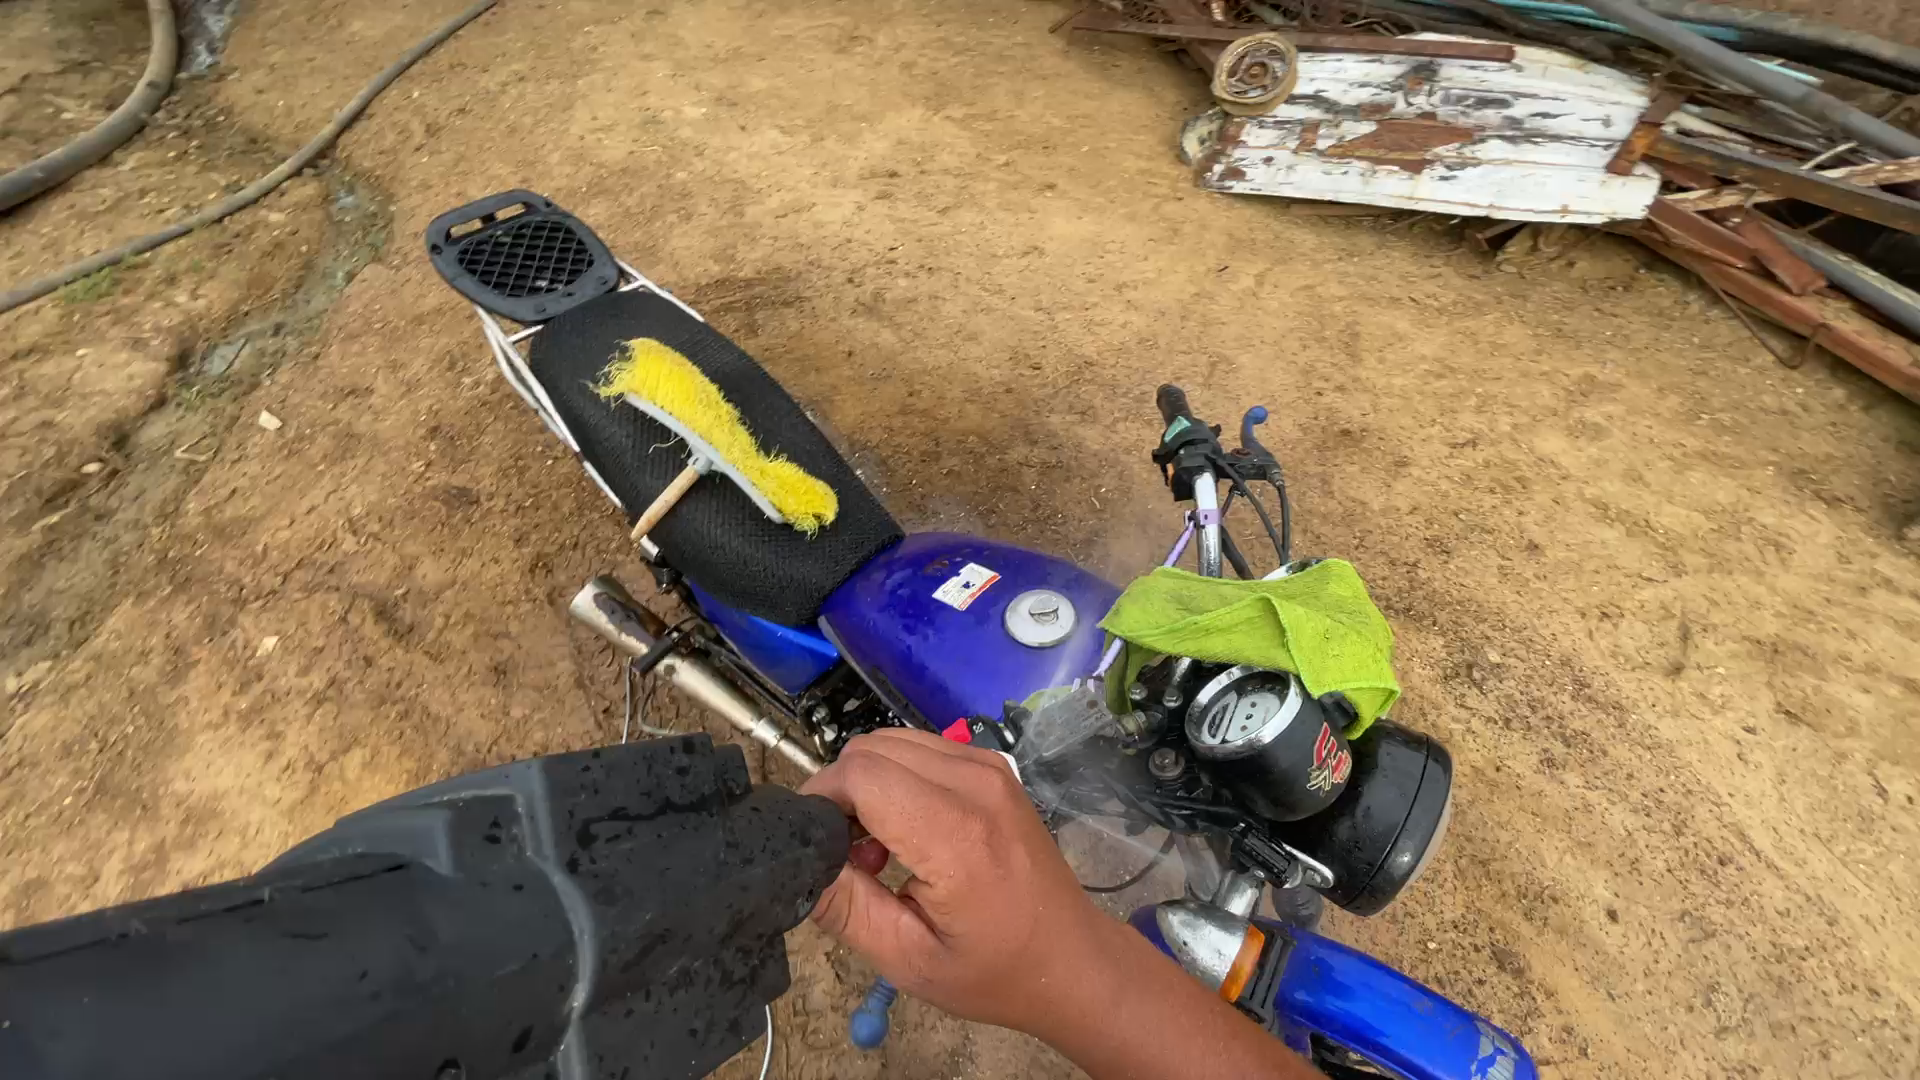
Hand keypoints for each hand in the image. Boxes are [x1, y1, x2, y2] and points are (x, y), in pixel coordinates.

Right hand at [800, 728, 1118, 1035]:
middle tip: (843, 853)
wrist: (1071, 955)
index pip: (862, 775)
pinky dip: (895, 775)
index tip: (810, 841)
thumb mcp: (908, 957)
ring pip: (893, 741)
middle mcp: (974, 781)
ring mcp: (988, 765)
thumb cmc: (993, 968)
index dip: (821, 799)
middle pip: (872, 749)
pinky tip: (904, 826)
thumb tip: (798, 861)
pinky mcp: (992, 763)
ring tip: (875, 845)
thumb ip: (845, 906)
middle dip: (840, 792)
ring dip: (867, 782)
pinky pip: (921, 746)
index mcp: (955, 832)